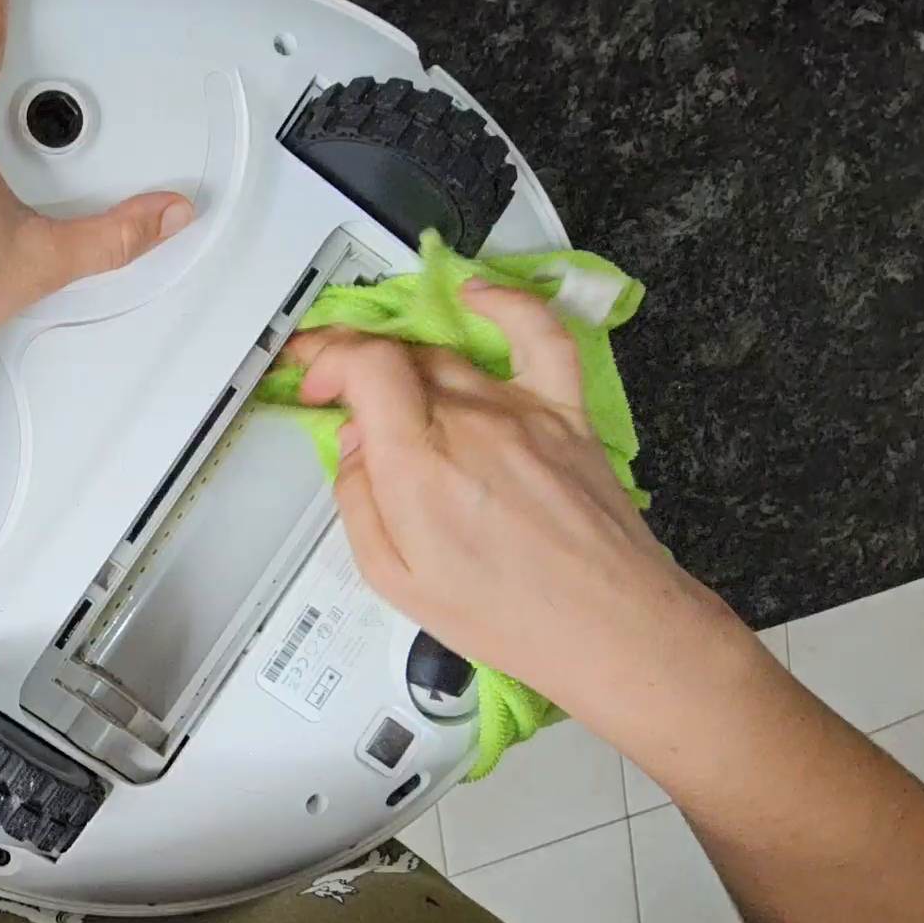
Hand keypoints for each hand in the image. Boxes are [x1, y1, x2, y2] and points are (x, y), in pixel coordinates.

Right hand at [280, 281, 742, 704]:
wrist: (610, 628)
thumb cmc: (496, 612)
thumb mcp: (388, 574)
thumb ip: (356, 498)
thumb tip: (354, 447)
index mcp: (418, 463)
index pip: (366, 365)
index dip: (328, 360)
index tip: (314, 387)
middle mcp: (470, 422)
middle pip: (398, 356)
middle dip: (349, 358)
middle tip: (329, 382)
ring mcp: (523, 412)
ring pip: (446, 354)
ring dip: (398, 358)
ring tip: (377, 376)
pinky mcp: (566, 414)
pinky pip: (542, 338)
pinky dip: (508, 304)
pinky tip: (477, 294)